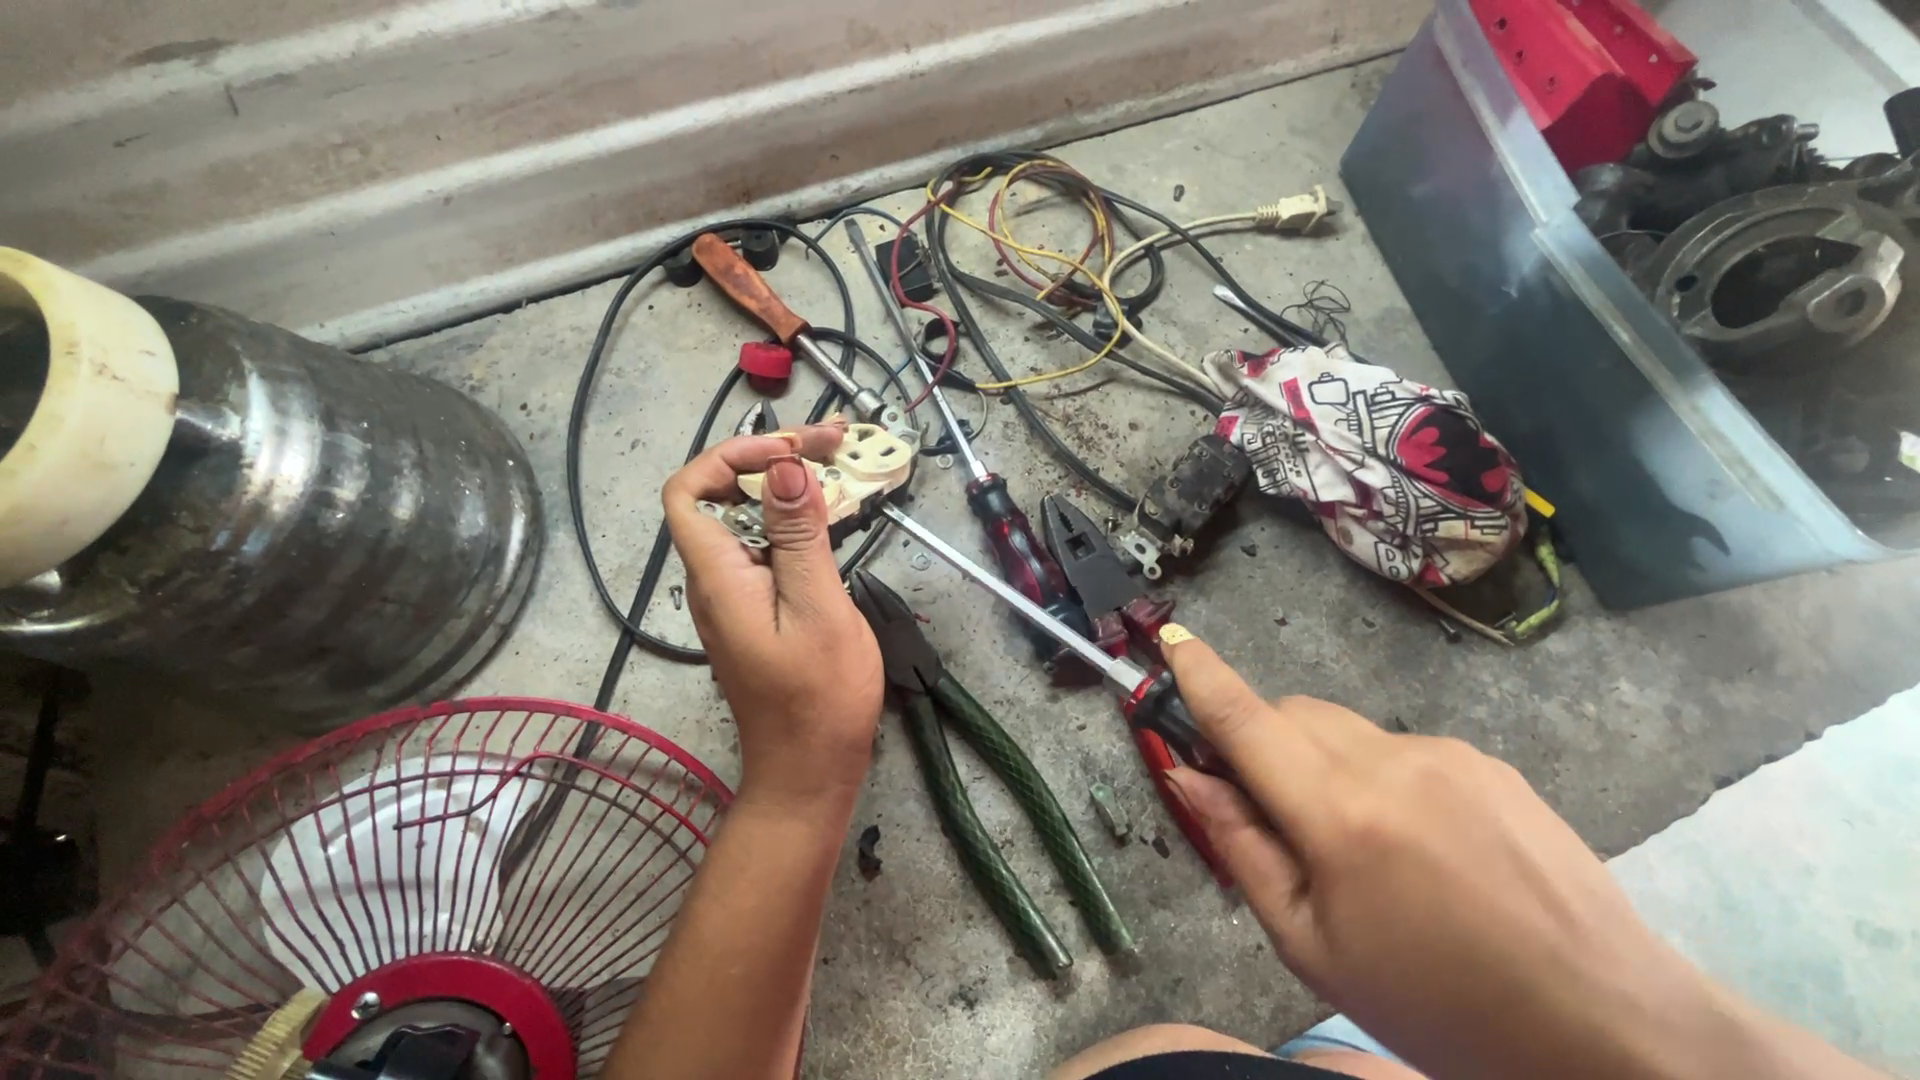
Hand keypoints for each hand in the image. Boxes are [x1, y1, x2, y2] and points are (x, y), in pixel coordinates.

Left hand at [662, 425, 883, 810]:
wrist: (811, 769)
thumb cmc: (818, 696)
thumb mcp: (817, 609)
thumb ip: (798, 537)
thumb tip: (784, 467)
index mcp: (718, 576)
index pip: (689, 491)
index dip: (730, 457)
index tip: (790, 451)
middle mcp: (717, 579)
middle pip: (724, 498)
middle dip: (773, 460)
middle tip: (834, 442)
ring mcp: (738, 595)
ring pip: (751, 520)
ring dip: (790, 486)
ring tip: (842, 460)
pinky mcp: (761, 608)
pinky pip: (770, 548)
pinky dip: (799, 520)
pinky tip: (836, 512)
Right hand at [1159, 632, 1885, 1079]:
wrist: (1613, 1026)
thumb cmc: (1437, 1005)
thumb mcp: (1310, 945)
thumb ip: (1240, 848)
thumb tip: (1187, 777)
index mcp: (1338, 814)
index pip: (1246, 720)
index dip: (1200, 675)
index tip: (1172, 639)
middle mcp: (1389, 761)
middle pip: (1291, 715)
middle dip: (1258, 740)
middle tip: (1260, 808)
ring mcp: (1446, 754)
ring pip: (1344, 731)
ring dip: (1317, 763)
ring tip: (1358, 849)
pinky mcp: (1488, 763)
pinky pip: (1399, 750)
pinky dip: (1374, 777)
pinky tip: (1419, 848)